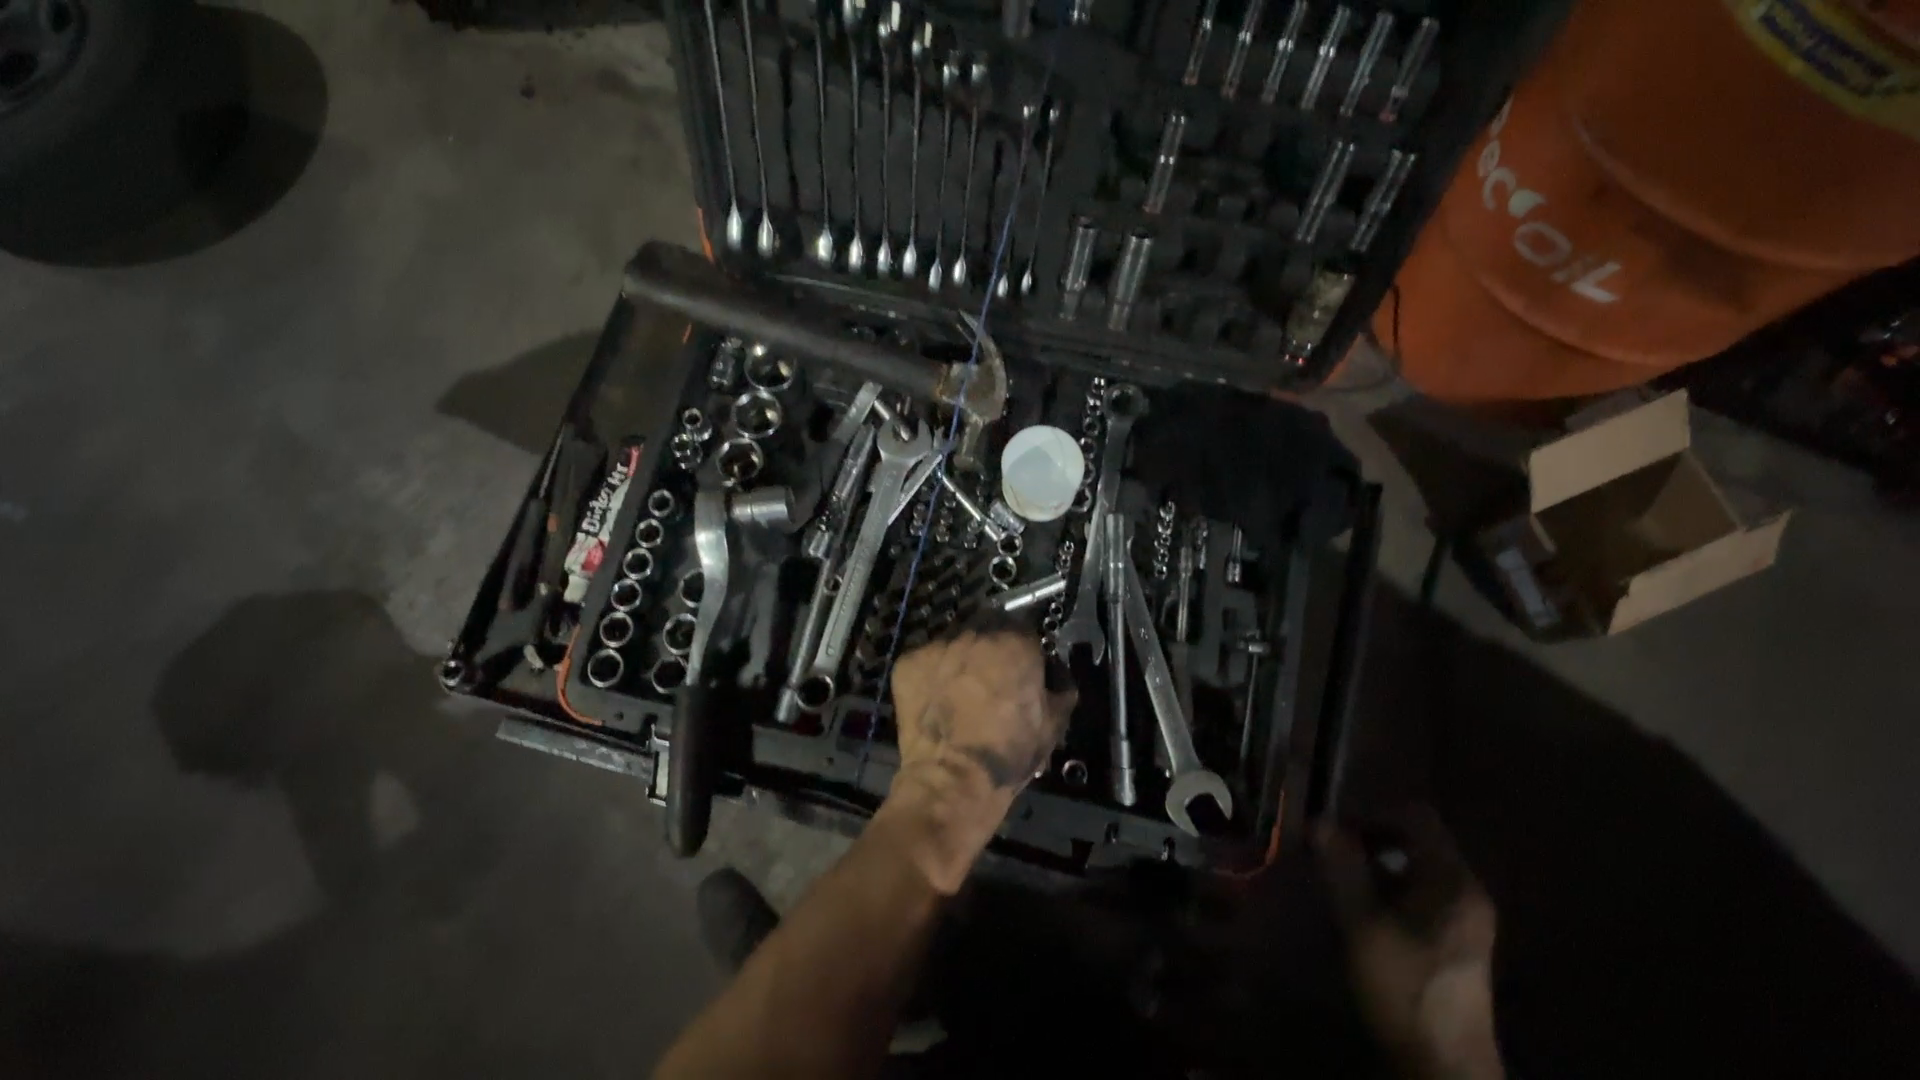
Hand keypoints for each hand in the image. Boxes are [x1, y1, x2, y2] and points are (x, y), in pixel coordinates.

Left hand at [882, 618, 1074, 892]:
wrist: (953, 779)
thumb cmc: (1009, 752)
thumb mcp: (1054, 722)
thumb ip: (1060, 686)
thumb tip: (1055, 675)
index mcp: (1015, 640)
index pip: (1024, 628)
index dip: (1024, 650)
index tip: (1022, 669)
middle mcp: (975, 633)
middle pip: (986, 627)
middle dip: (990, 647)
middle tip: (991, 678)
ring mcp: (937, 645)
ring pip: (953, 642)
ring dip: (960, 658)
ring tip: (960, 690)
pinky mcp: (907, 663)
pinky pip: (925, 660)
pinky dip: (931, 674)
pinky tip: (936, 700)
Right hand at [1315, 809, 1503, 1079]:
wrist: (1443, 1064)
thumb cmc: (1404, 987)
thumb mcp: (1364, 925)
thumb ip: (1343, 870)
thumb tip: (1320, 821)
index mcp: (1453, 880)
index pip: (1416, 817)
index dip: (1372, 813)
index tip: (1334, 830)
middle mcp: (1467, 891)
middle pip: (1417, 841)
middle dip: (1370, 841)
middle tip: (1330, 856)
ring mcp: (1465, 918)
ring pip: (1416, 870)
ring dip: (1377, 868)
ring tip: (1339, 884)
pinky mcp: (1456, 942)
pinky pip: (1421, 895)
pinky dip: (1390, 892)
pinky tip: (1362, 914)